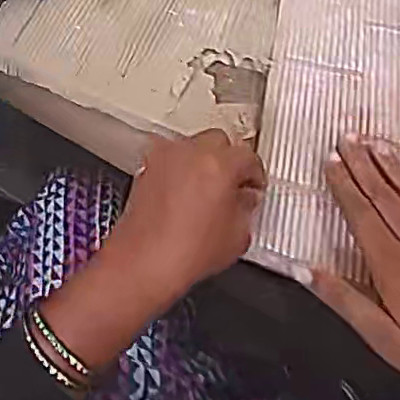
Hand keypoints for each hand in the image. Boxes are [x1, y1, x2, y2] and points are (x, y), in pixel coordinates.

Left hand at [115, 130, 265, 298]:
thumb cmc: (184, 250)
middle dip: (228, 159)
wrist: (145, 259)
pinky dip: (179, 168)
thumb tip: (244, 198)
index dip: (254, 173)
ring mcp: (163, 158)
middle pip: (217, 141)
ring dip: (202, 161)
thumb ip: (246, 206)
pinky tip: (185, 193)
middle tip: (233, 184)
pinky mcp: (145, 168)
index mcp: (218, 164)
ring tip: (208, 189)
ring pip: (191, 146)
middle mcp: (188, 154)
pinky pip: (169, 159)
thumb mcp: (238, 233)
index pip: (247, 155)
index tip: (254, 184)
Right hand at [303, 137, 399, 399]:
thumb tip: (304, 270)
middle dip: (364, 164)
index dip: (343, 184)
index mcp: (395, 266)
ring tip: (382, 144)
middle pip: (387, 196)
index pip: (361, 213)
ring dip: (399, 169)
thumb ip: (345, 302)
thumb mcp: (388, 344)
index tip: (330, 159)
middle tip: (349, 136)